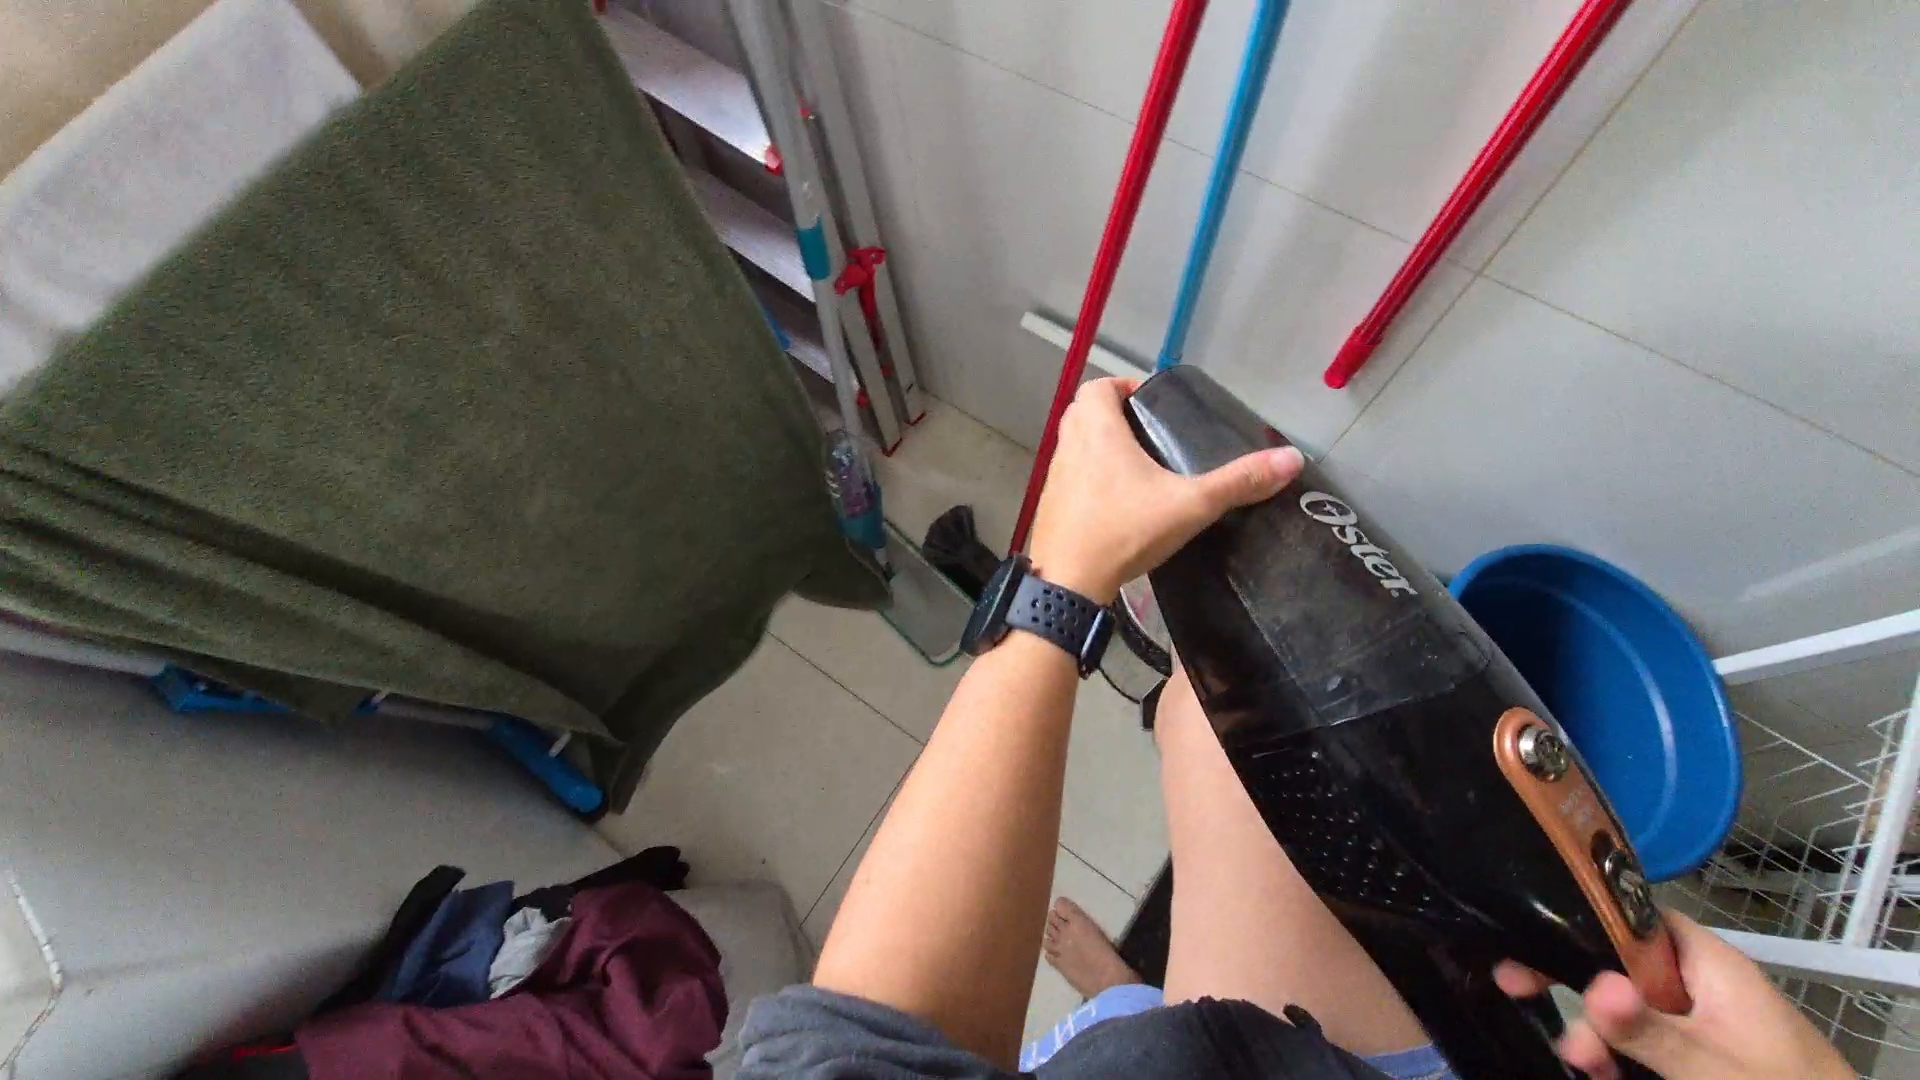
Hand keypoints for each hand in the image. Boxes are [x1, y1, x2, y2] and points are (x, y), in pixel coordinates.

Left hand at [1026, 378, 1303, 604]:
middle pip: (1083, 411)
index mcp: (1096, 431)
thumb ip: (1239, 482)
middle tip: (1149, 433)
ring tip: (1139, 467)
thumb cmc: (1124, 532)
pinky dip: (1088, 478)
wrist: (1068, 583)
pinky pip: (1069, 478)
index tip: (1152, 404)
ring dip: (1099, 446)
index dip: (1123, 387)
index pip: (1098, 386)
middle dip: (1113, 414)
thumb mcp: (1190, 505)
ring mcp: (1054, 477)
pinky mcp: (1049, 506)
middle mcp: (1069, 446)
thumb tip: (1291, 459)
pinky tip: (1116, 502)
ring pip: (1074, 445)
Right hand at [1494, 911, 1853, 1079]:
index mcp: (1705, 960)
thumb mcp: (1710, 1067)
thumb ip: (1648, 1027)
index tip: (1526, 933)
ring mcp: (1699, 1018)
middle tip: (1514, 985)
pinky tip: (1600, 1070)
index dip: (1574, 914)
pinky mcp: (1701, 1052)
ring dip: (1593, 1032)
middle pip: (1613, 960)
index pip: (1628, 911)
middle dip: (1568, 981)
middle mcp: (1697, 980)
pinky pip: (1642, 1038)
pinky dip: (1616, 1052)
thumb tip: (1590, 983)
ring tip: (1581, 1063)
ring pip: (1623, 1007)